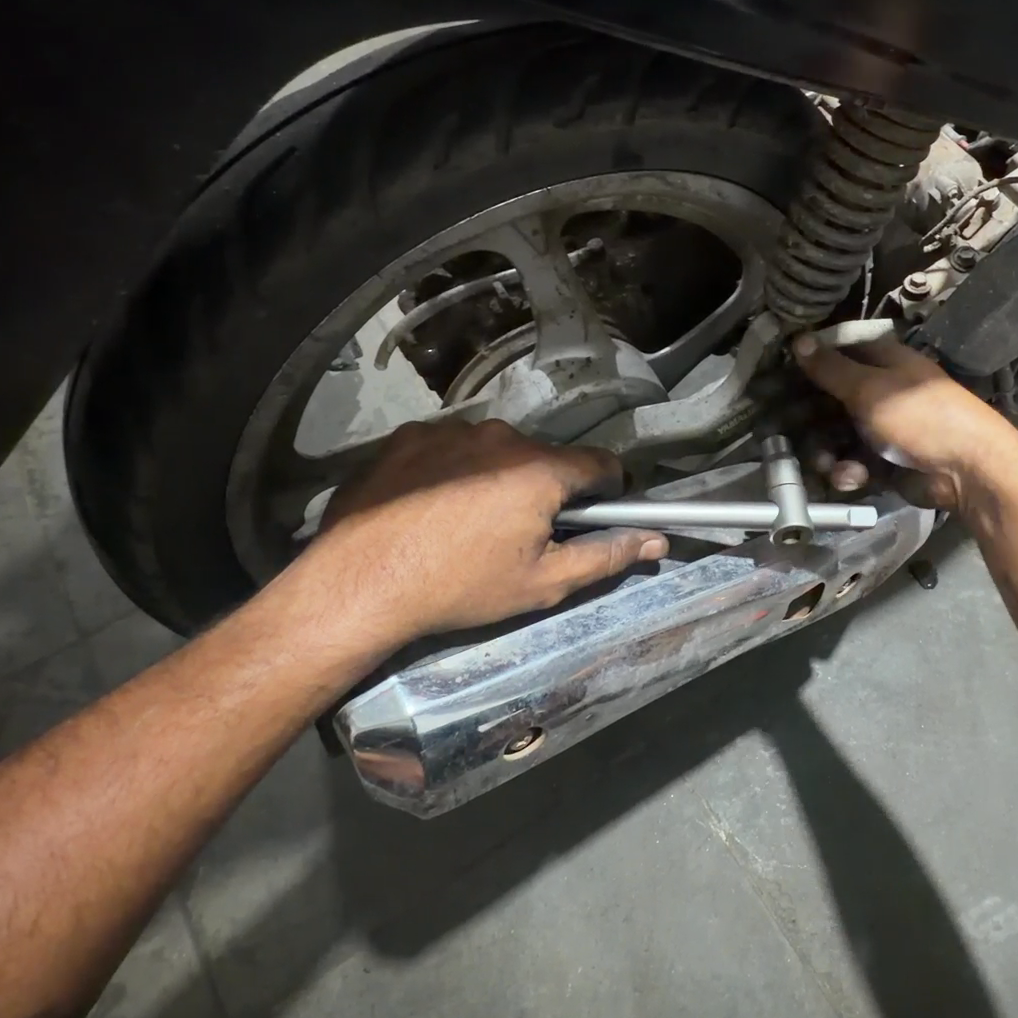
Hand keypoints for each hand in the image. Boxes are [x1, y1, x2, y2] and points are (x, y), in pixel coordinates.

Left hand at [281, 420, 666, 655]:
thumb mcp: (543, 583)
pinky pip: (451, 448)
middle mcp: (500, 435)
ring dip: (499, 478)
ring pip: (497, 451)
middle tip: (523, 535)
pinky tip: (432, 509)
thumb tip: (658, 541)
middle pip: (546, 458)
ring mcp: (448, 430)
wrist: (359, 583)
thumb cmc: (461, 587)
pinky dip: (454, 470)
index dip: (608, 491)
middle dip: (547, 490)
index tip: (593, 518)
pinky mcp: (407, 436)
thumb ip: (607, 556)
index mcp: (540, 469)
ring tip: (469, 524)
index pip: (601, 463)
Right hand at [790, 334, 1017, 510]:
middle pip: (831, 401)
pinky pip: (853, 463)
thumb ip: (831, 368)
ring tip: (826, 465)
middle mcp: (881, 392)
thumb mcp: (869, 387)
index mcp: (884, 362)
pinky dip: (849, 472)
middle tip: (785, 433)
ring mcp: (882, 429)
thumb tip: (799, 339)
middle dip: (811, 420)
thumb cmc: (918, 416)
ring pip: (838, 437)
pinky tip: (854, 478)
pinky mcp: (885, 462)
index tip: (779, 378)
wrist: (965, 470)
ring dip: (827, 453)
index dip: (809, 364)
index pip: (838, 354)